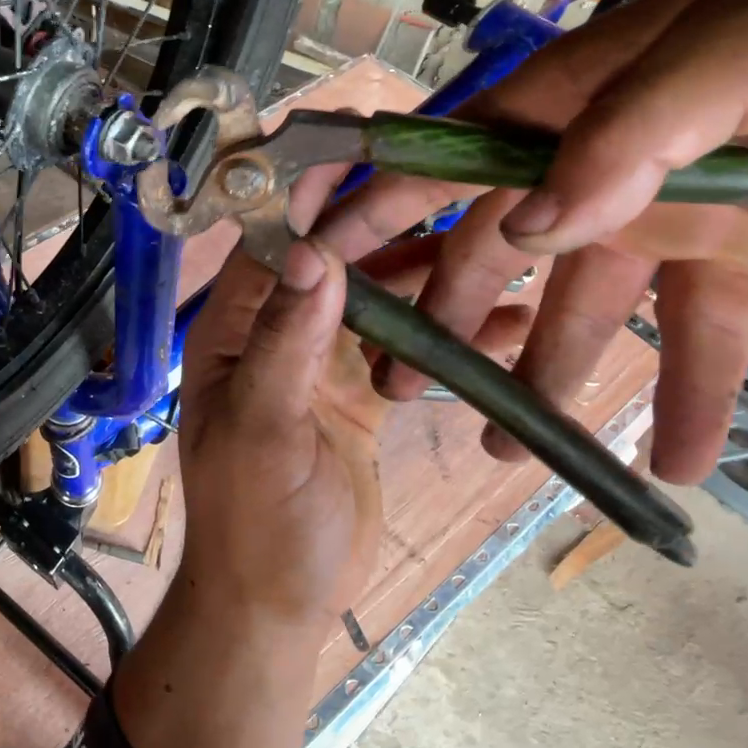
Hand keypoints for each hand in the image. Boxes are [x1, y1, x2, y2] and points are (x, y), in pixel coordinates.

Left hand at [111, 194, 531, 747]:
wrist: (279, 597)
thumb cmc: (255, 518)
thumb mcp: (264, 427)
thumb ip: (285, 342)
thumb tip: (307, 252)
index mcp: (234, 328)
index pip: (271, 244)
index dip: (312, 198)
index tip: (367, 150)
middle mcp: (275, 331)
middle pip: (334, 262)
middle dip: (391, 229)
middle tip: (462, 190)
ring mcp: (322, 361)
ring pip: (378, 300)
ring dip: (434, 277)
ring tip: (504, 247)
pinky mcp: (359, 393)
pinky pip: (407, 350)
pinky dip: (452, 336)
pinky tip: (512, 323)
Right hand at [312, 0, 747, 483]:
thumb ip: (630, 134)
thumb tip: (527, 228)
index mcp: (577, 99)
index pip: (447, 158)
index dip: (376, 206)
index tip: (317, 258)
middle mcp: (601, 156)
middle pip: (499, 247)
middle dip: (447, 318)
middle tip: (401, 386)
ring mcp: (669, 203)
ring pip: (586, 303)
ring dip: (551, 376)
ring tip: (514, 451)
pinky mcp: (744, 243)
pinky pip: (705, 330)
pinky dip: (692, 394)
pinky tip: (681, 461)